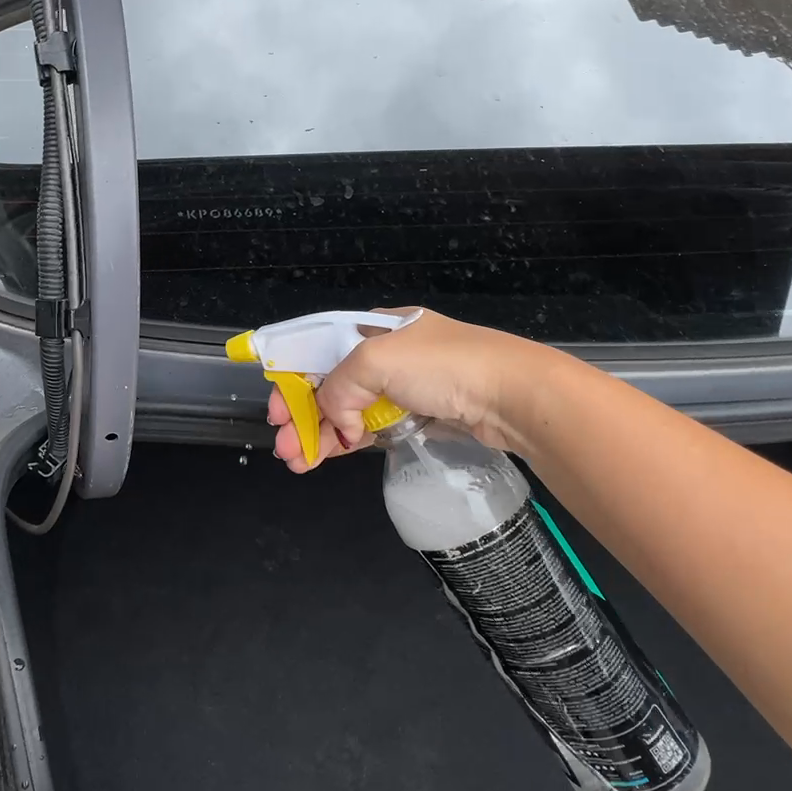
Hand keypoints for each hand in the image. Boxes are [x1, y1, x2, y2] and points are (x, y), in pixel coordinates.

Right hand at [268, 308, 566, 471]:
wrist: (515, 397)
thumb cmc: (444, 366)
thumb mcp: (376, 360)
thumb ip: (339, 387)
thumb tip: (336, 421)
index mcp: (372, 328)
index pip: (317, 350)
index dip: (292, 379)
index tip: (276, 409)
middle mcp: (385, 354)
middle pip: (328, 384)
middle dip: (301, 415)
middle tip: (284, 445)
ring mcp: (402, 388)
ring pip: (347, 411)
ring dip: (319, 434)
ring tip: (297, 462)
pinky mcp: (418, 417)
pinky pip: (370, 429)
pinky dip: (346, 442)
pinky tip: (327, 458)